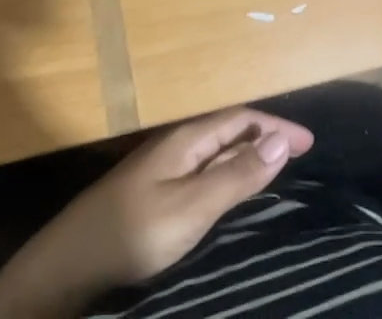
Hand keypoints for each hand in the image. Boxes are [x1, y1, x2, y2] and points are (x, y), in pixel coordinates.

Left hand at [0, 109, 313, 317]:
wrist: (70, 263)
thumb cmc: (135, 231)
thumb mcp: (193, 206)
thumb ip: (236, 174)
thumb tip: (279, 139)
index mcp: (185, 140)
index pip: (240, 119)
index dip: (276, 126)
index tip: (311, 142)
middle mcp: (174, 146)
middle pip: (227, 130)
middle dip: (265, 135)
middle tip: (300, 154)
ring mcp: (160, 169)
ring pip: (214, 151)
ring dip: (247, 154)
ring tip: (276, 167)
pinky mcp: (152, 193)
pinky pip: (202, 170)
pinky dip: (228, 173)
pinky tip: (232, 190)